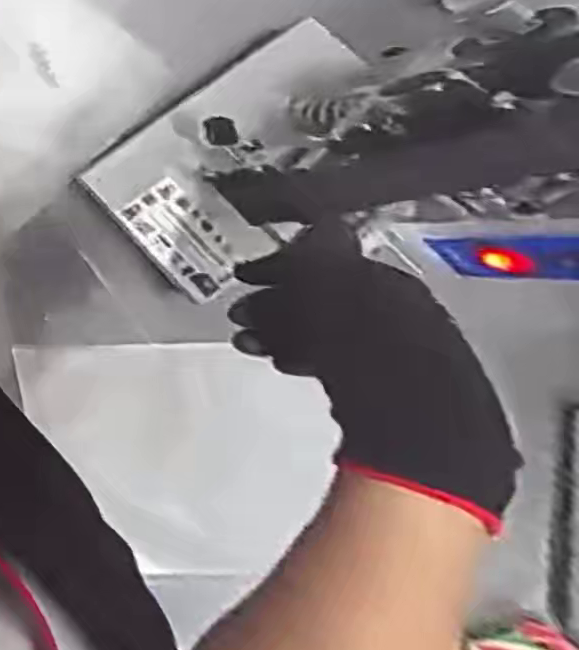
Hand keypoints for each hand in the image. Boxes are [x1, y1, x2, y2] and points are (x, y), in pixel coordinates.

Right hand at [229, 224, 519, 532]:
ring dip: (278, 328)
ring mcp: (392, 349)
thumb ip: (322, 255)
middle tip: (243, 310)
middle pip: (320, 295)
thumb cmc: (366, 350)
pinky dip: (298, 351)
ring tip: (250, 339)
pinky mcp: (381, 380)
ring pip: (320, 326)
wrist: (407, 422)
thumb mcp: (332, 288)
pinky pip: (328, 353)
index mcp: (391, 287)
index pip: (326, 260)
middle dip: (273, 300)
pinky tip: (279, 358)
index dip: (281, 263)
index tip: (250, 271)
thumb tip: (318, 228)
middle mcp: (398, 313)